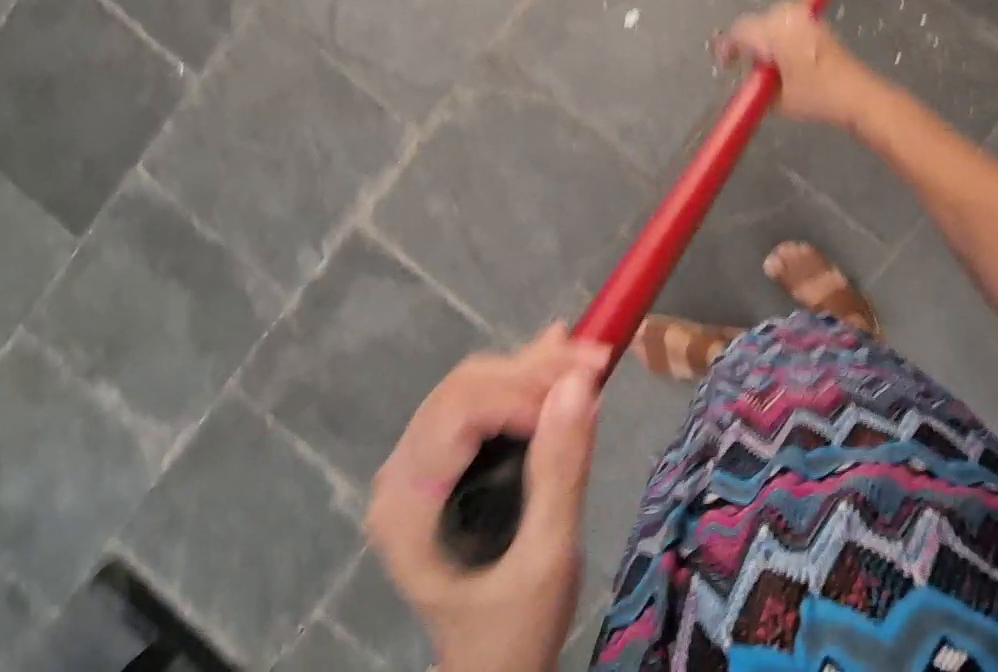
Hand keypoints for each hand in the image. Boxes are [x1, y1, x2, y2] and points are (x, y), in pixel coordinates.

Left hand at [366, 325, 608, 671]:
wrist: (495, 665)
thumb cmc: (517, 625)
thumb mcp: (548, 556)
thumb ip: (559, 470)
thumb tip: (579, 384)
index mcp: (409, 504)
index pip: (458, 412)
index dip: (521, 389)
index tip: (584, 390)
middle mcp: (400, 474)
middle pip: (462, 390)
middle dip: (532, 369)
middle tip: (598, 362)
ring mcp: (416, 466)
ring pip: (471, 387)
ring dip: (531, 369)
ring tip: (589, 357)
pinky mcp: (440, 463)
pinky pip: (477, 405)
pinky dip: (522, 381)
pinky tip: (557, 359)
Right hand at [716, 0, 877, 125]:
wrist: (858, 94)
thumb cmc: (816, 97)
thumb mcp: (776, 100)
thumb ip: (756, 87)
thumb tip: (748, 82)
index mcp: (775, 33)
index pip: (741, 31)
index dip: (728, 46)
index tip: (726, 64)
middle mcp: (789, 19)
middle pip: (757, 22)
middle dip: (748, 40)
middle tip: (746, 64)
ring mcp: (806, 19)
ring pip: (775, 19)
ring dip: (766, 37)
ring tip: (766, 63)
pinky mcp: (819, 26)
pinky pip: (791, 23)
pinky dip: (782, 36)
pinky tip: (785, 58)